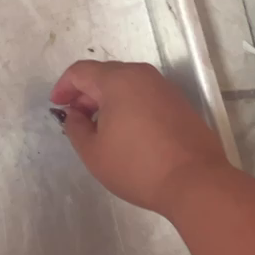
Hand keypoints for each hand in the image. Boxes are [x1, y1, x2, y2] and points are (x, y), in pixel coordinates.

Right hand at [51, 60, 230, 217]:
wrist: (197, 182)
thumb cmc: (138, 167)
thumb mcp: (94, 153)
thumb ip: (76, 128)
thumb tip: (74, 114)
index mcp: (117, 80)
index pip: (80, 71)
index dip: (64, 86)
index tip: (57, 105)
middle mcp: (140, 75)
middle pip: (104, 75)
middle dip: (86, 94)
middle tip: (77, 118)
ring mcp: (163, 87)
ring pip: (126, 84)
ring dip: (108, 100)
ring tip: (102, 127)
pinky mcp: (180, 103)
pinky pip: (145, 95)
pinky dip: (130, 106)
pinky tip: (129, 132)